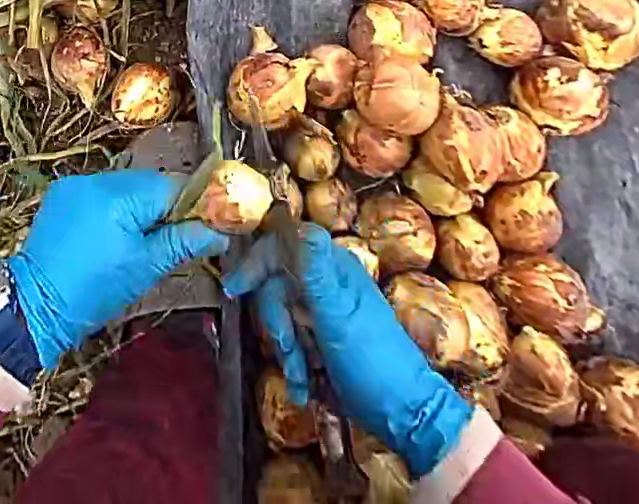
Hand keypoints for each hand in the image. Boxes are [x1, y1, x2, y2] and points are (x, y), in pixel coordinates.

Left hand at [8, 170, 230, 367]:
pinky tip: (114, 232)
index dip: (193, 204)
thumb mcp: (145, 268)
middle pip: (150, 183)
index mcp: (120, 194)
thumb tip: (221, 232)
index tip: (204, 225)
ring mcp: (77, 183)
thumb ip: (184, 241)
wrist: (31, 308)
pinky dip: (116, 207)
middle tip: (174, 237)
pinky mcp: (64, 192)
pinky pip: (103, 192)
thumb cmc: (94, 291)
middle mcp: (97, 178)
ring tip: (141, 239)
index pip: (172, 185)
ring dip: (141, 206)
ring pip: (127, 186)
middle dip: (166, 206)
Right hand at [224, 223, 472, 475]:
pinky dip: (294, 364)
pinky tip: (304, 385)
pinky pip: (293, 341)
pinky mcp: (321, 338)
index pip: (284, 244)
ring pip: (281, 316)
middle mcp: (326, 281)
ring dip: (287, 349)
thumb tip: (301, 226)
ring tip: (303, 375)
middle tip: (287, 346)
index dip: (257, 262)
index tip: (235, 287)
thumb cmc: (373, 360)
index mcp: (333, 266)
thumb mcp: (339, 316)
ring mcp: (323, 310)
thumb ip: (316, 272)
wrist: (402, 413)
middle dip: (276, 321)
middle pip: (276, 285)